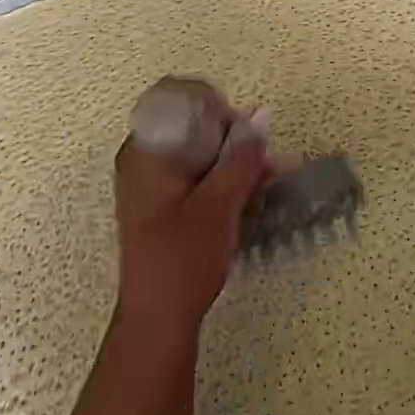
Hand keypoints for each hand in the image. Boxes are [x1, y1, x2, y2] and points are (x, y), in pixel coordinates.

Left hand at [113, 81, 273, 333]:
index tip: (243, 128)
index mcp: (144, 150)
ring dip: (233, 160)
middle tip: (268, 158)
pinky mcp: (163, 201)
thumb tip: (260, 117)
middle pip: (188, 124)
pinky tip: (252, 194)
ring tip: (272, 177)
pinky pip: (194, 174)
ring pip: (196, 151)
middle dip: (232, 136)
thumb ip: (240, 158)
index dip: (213, 104)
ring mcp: (150, 180)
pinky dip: (222, 179)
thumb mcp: (218, 205)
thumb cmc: (182, 258)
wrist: (158, 317)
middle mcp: (142, 157)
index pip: (174, 98)